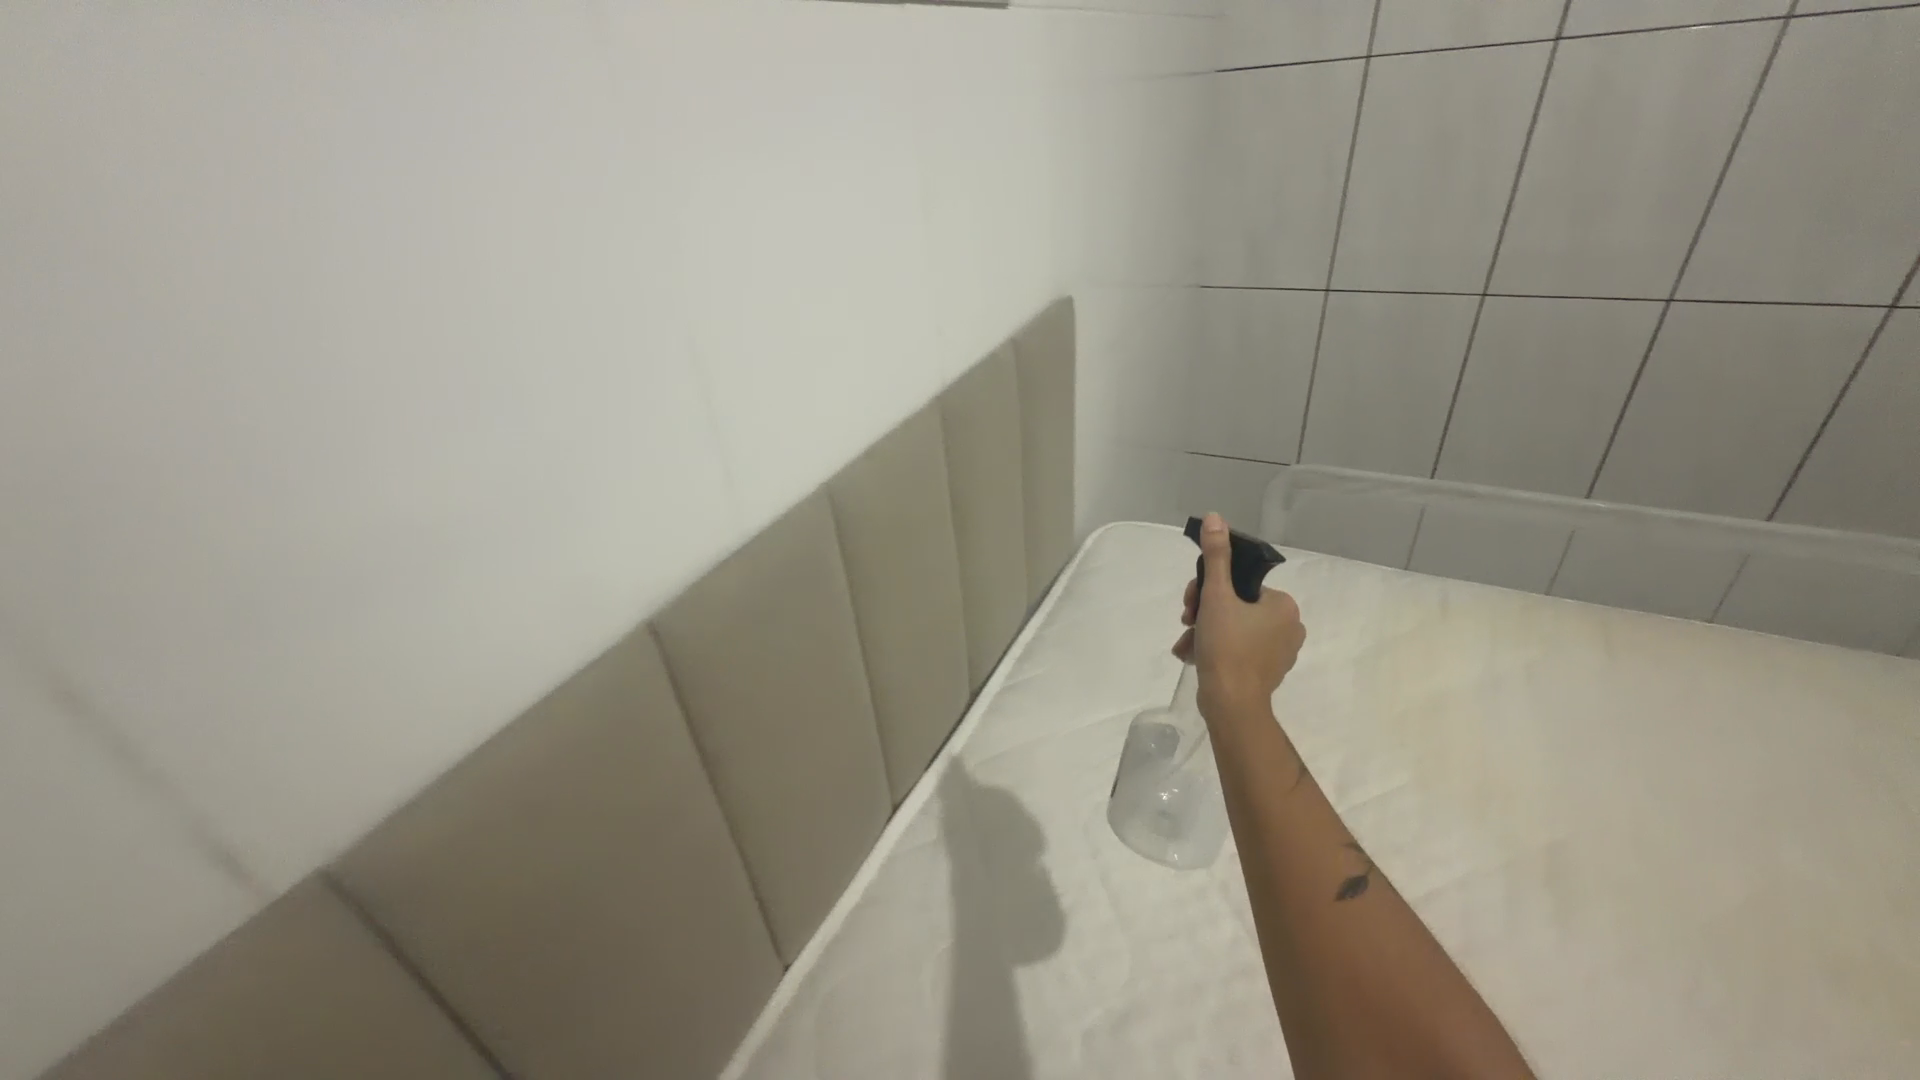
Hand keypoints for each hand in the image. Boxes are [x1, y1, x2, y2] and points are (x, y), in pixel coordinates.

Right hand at [1172, 513, 1305, 717]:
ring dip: (1205, 631)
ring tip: (1186, 643)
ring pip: (1233, 628)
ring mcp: (1279, 652)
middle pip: (1236, 605)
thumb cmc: (1227, 646)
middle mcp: (1289, 627)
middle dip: (1205, 611)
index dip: (1210, 588)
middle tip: (1187, 621)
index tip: (1191, 602)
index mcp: (1283, 605)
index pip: (1241, 584)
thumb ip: (1215, 557)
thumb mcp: (1216, 596)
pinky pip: (1237, 650)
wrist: (1231, 704)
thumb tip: (1215, 517)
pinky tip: (1193, 655)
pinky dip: (1215, 649)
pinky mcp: (1266, 672)